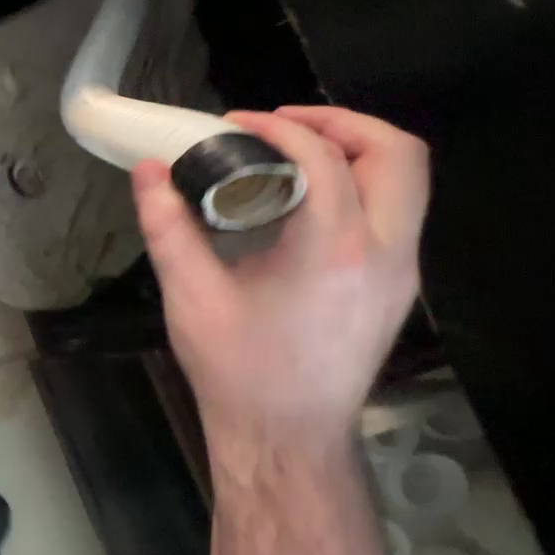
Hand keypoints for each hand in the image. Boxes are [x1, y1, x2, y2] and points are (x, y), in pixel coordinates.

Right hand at [133, 107, 429, 451]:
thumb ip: (167, 225)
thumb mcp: (189, 293)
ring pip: (408, 181)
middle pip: (396, 154)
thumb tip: (147, 170)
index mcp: (334, 249)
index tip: (235, 123)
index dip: (281, 129)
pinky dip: (360, 184)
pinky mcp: (398, 285)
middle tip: (280, 123)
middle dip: (341, 123)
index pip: (325, 159)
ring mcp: (402, 269)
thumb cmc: (234, 366)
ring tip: (293, 153)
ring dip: (357, 151)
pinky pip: (397, 211)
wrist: (286, 431)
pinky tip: (306, 202)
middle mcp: (387, 250)